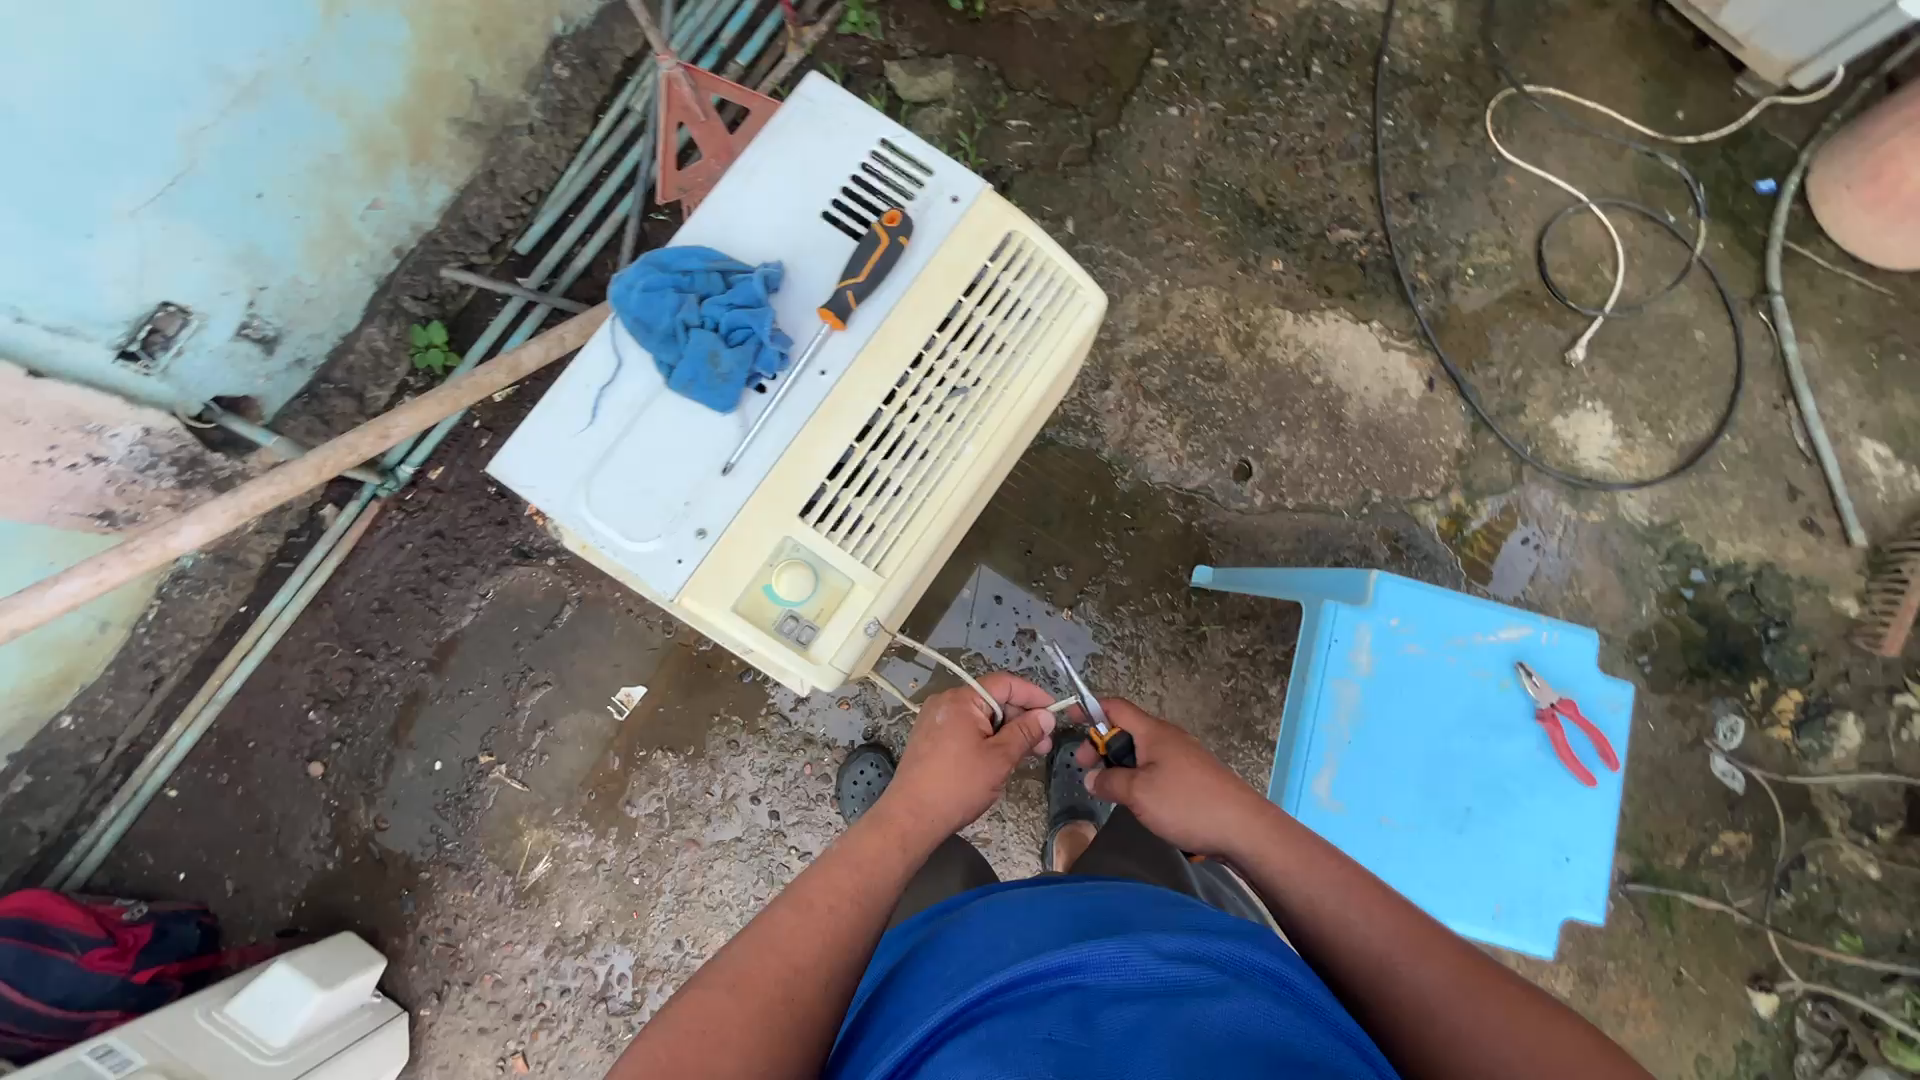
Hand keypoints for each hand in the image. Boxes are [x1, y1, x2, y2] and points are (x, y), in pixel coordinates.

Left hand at [875, 674, 1056, 842]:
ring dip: (1006, 732)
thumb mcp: (1000, 758)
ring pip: (981, 717)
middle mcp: (946, 702)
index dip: (1033, 695)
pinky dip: (987, 739)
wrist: (911, 817)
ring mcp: (936, 720)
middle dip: (1021, 719)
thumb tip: (1046, 716)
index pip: (1005, 684)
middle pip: (992, 700)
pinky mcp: (931, 738)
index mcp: (961, 699)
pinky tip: (1001, 758)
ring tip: (1027, 754)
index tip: (1055, 712)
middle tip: (1044, 743)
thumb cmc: (958, 785)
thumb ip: (1025, 732)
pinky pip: (966, 729)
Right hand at [1073, 699, 1278, 856]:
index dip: (1090, 709)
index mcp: (1153, 732)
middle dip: (1101, 744)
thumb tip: (1091, 779)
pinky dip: (1139, 777)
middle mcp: (1169, 738)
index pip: (1115, 707)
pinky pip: (1157, 769)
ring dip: (1120, 764)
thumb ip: (1109, 782)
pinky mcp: (1194, 778)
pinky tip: (1137, 801)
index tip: (1069, 719)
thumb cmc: (1187, 804)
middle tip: (1085, 769)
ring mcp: (1183, 758)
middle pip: (1126, 730)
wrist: (1245, 829)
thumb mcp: (1138, 793)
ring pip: (1141, 752)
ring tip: (1108, 789)